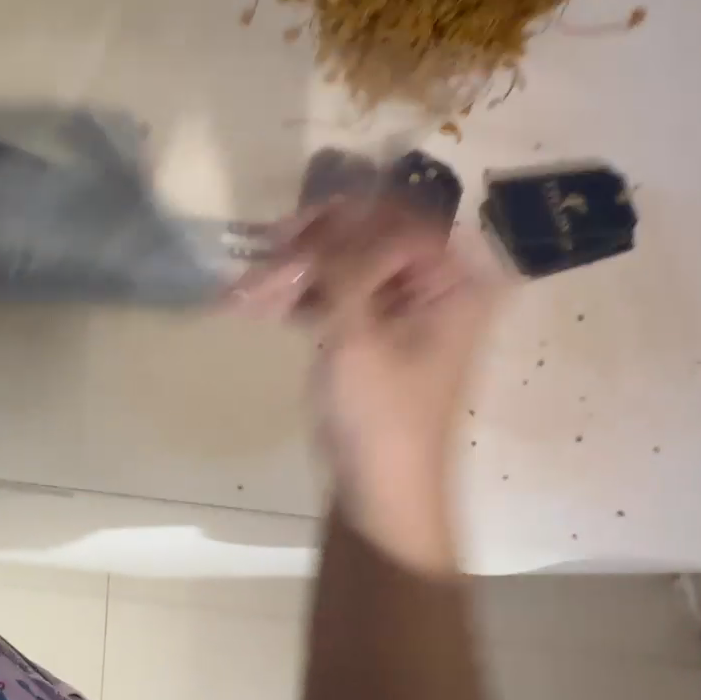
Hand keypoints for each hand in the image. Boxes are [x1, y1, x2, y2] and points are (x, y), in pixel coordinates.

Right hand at [231, 201, 504, 571]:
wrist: (379, 484)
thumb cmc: (378, 413)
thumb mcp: (357, 337)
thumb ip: (340, 271)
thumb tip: (321, 216)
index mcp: (456, 281)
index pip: (400, 224)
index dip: (345, 220)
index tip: (288, 230)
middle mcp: (436, 288)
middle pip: (370, 243)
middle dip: (312, 248)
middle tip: (260, 255)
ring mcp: (402, 313)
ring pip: (344, 271)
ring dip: (295, 275)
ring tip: (244, 291)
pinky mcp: (371, 337)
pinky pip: (334, 300)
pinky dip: (297, 300)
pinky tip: (254, 305)